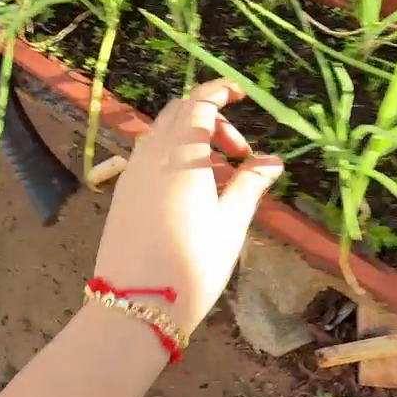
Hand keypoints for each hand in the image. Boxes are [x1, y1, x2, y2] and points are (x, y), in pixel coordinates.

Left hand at [92, 78, 284, 334]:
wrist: (134, 306)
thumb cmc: (192, 265)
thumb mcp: (229, 225)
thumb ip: (250, 185)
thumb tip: (273, 161)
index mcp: (180, 153)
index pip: (198, 102)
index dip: (219, 90)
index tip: (241, 93)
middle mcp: (152, 153)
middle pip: (180, 112)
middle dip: (211, 119)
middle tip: (239, 153)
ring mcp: (133, 170)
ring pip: (163, 132)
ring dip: (192, 137)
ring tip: (219, 174)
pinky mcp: (123, 190)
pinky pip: (150, 153)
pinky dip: (173, 153)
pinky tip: (191, 188)